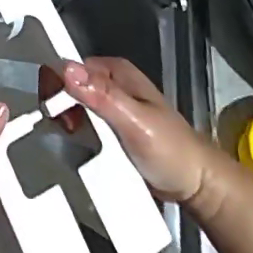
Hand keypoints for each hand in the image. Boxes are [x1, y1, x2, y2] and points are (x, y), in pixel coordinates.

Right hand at [58, 57, 229, 212]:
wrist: (199, 187)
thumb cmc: (171, 152)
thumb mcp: (135, 122)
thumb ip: (102, 96)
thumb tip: (66, 68)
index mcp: (114, 69)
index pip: (66, 65)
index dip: (54, 85)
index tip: (55, 111)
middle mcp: (110, 80)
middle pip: (65, 83)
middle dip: (59, 104)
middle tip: (68, 128)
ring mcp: (110, 102)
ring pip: (70, 101)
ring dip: (65, 119)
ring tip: (74, 137)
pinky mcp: (110, 123)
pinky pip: (80, 118)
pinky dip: (74, 129)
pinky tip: (80, 141)